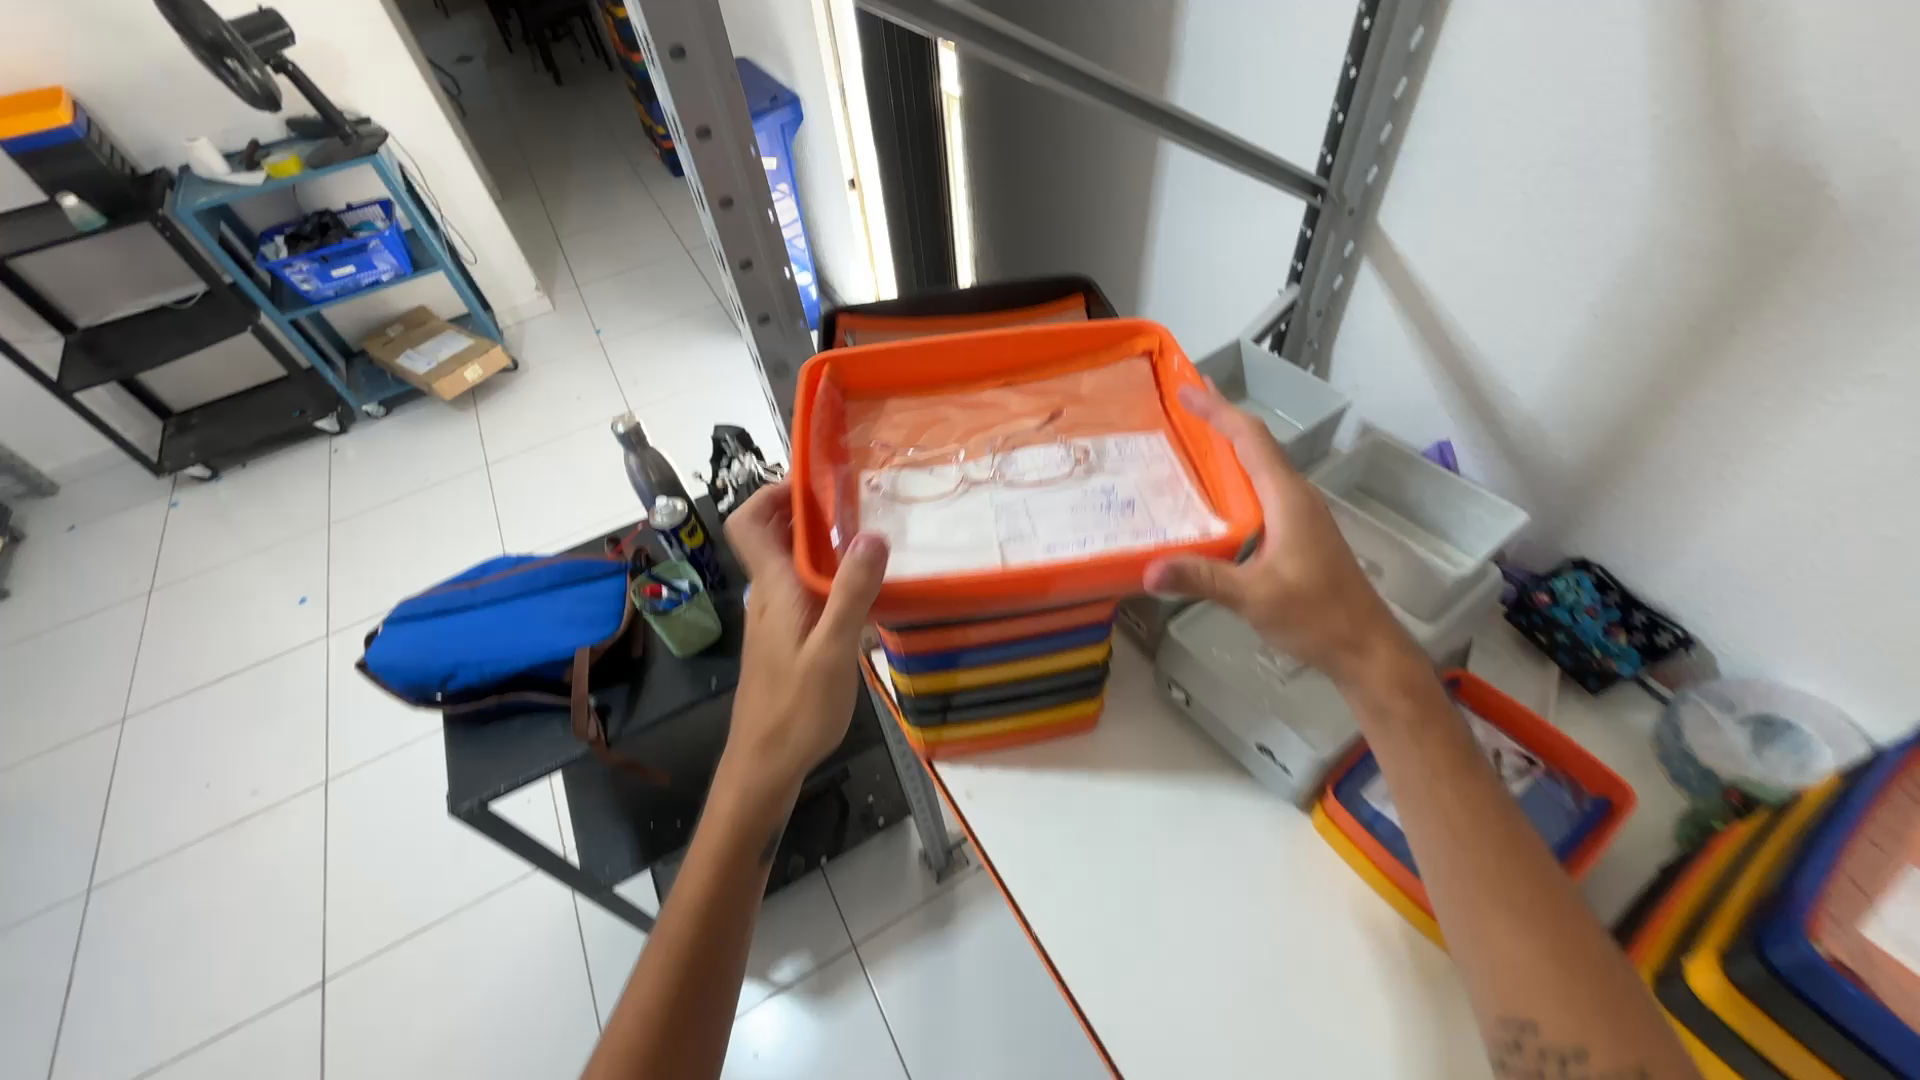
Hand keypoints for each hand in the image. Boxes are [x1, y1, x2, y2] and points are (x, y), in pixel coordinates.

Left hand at [722, 482, 889, 795]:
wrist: (765, 763)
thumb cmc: (797, 709)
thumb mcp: (834, 651)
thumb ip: (851, 593)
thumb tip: (871, 535)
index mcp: (773, 589)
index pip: (748, 522)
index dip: (772, 493)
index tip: (816, 484)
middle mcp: (767, 596)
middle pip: (771, 536)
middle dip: (806, 512)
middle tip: (855, 505)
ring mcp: (774, 619)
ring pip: (788, 564)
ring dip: (819, 545)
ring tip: (866, 541)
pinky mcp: (785, 639)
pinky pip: (801, 591)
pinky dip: (825, 577)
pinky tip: (859, 594)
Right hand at [1143, 382, 1416, 686]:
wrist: (1365, 646)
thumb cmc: (1316, 615)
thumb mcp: (1254, 597)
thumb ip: (1202, 579)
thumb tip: (1148, 570)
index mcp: (1287, 498)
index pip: (1250, 440)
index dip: (1218, 410)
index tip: (1186, 389)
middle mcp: (1295, 496)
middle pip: (1256, 444)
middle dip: (1221, 418)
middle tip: (1184, 399)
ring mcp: (1300, 514)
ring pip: (1260, 466)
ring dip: (1229, 446)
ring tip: (1194, 436)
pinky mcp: (1299, 533)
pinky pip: (1262, 489)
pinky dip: (1235, 476)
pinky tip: (1216, 493)